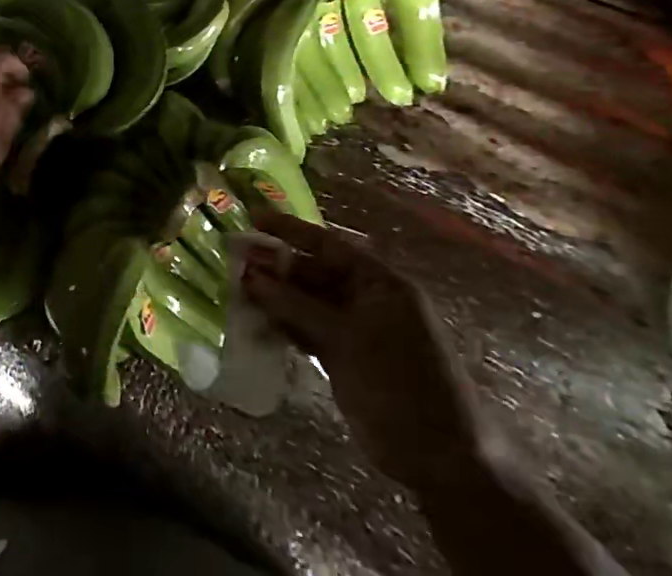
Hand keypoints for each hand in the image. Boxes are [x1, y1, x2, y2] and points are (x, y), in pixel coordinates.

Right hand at [243, 210, 476, 492]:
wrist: (436, 454)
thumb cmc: (398, 381)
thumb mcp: (345, 339)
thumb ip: (296, 306)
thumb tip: (250, 276)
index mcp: (379, 282)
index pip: (328, 245)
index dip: (290, 230)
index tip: (253, 217)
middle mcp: (367, 298)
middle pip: (315, 273)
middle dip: (277, 266)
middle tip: (234, 258)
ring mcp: (355, 329)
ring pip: (308, 303)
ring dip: (276, 297)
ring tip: (236, 287)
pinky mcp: (345, 357)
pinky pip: (309, 331)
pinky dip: (285, 326)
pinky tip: (255, 322)